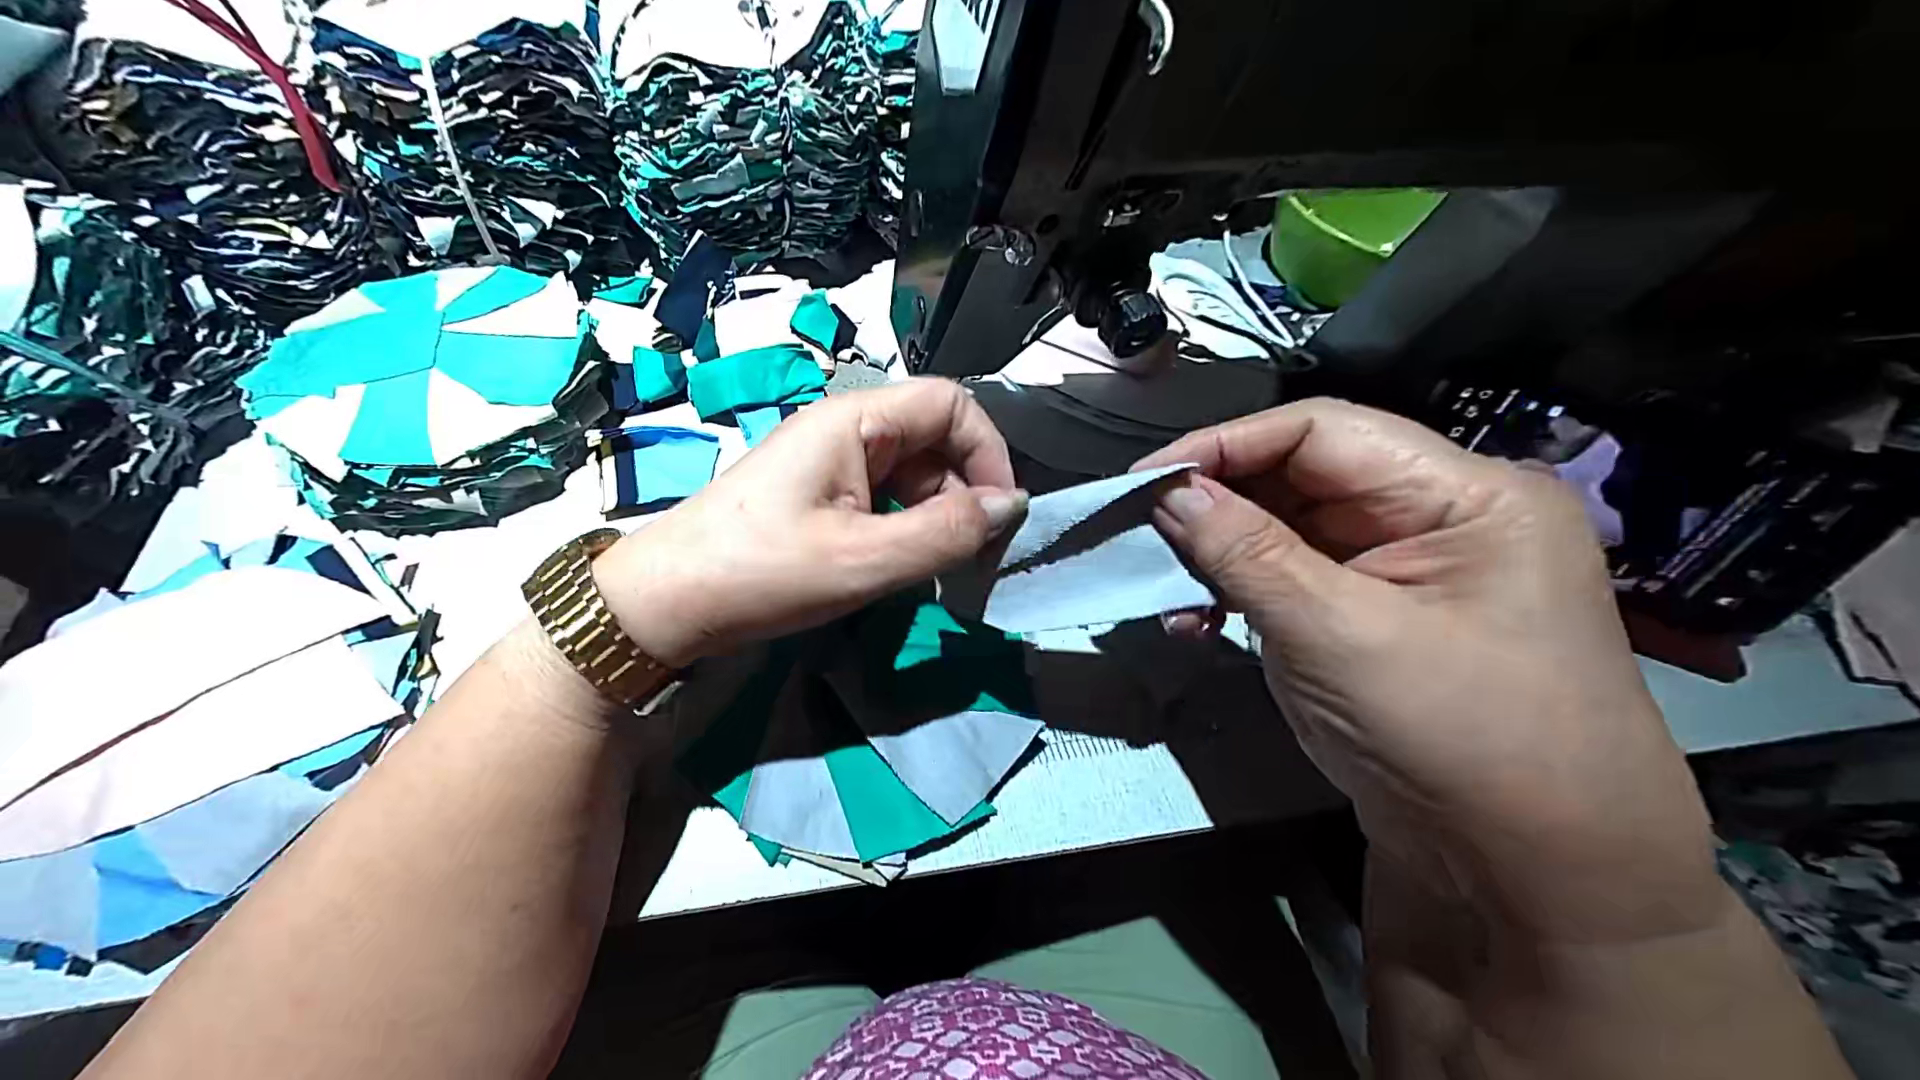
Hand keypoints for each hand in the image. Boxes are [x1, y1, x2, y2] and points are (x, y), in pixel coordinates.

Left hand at [592, 378, 1023, 667]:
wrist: (668, 603)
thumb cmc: (763, 572)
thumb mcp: (865, 559)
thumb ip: (946, 531)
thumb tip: (1012, 504)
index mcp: (855, 421)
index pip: (950, 404)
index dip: (987, 451)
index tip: (999, 513)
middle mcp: (847, 429)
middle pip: (936, 441)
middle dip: (966, 493)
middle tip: (974, 556)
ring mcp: (834, 463)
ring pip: (914, 475)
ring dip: (939, 518)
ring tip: (940, 571)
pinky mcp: (824, 495)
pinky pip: (887, 499)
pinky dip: (909, 529)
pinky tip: (905, 567)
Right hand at [1136, 398, 1723, 940]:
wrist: (1528, 877)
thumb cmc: (1456, 737)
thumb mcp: (1337, 633)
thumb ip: (1245, 552)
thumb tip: (1166, 491)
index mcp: (1464, 495)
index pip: (1322, 431)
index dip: (1227, 444)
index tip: (1148, 478)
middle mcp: (1435, 517)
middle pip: (1300, 477)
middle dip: (1217, 503)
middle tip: (1143, 529)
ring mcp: (1399, 570)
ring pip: (1285, 530)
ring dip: (1219, 554)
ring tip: (1165, 585)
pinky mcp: (1367, 616)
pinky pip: (1289, 580)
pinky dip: (1238, 594)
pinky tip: (1197, 621)